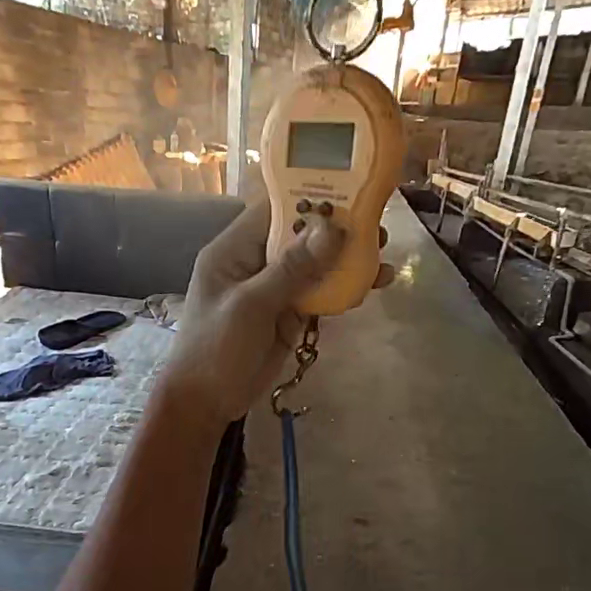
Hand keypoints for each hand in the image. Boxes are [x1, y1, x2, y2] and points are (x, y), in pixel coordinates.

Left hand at [157, 197, 390, 424]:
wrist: (205, 402)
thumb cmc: (216, 348)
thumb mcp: (251, 306)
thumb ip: (291, 269)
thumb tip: (333, 229)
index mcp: (234, 249)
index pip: (273, 210)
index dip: (308, 196)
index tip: (349, 187)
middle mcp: (255, 262)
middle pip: (300, 235)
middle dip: (337, 229)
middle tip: (378, 224)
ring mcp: (273, 288)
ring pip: (314, 264)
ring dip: (347, 259)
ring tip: (385, 253)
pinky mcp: (288, 313)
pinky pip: (318, 293)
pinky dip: (343, 288)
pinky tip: (373, 284)